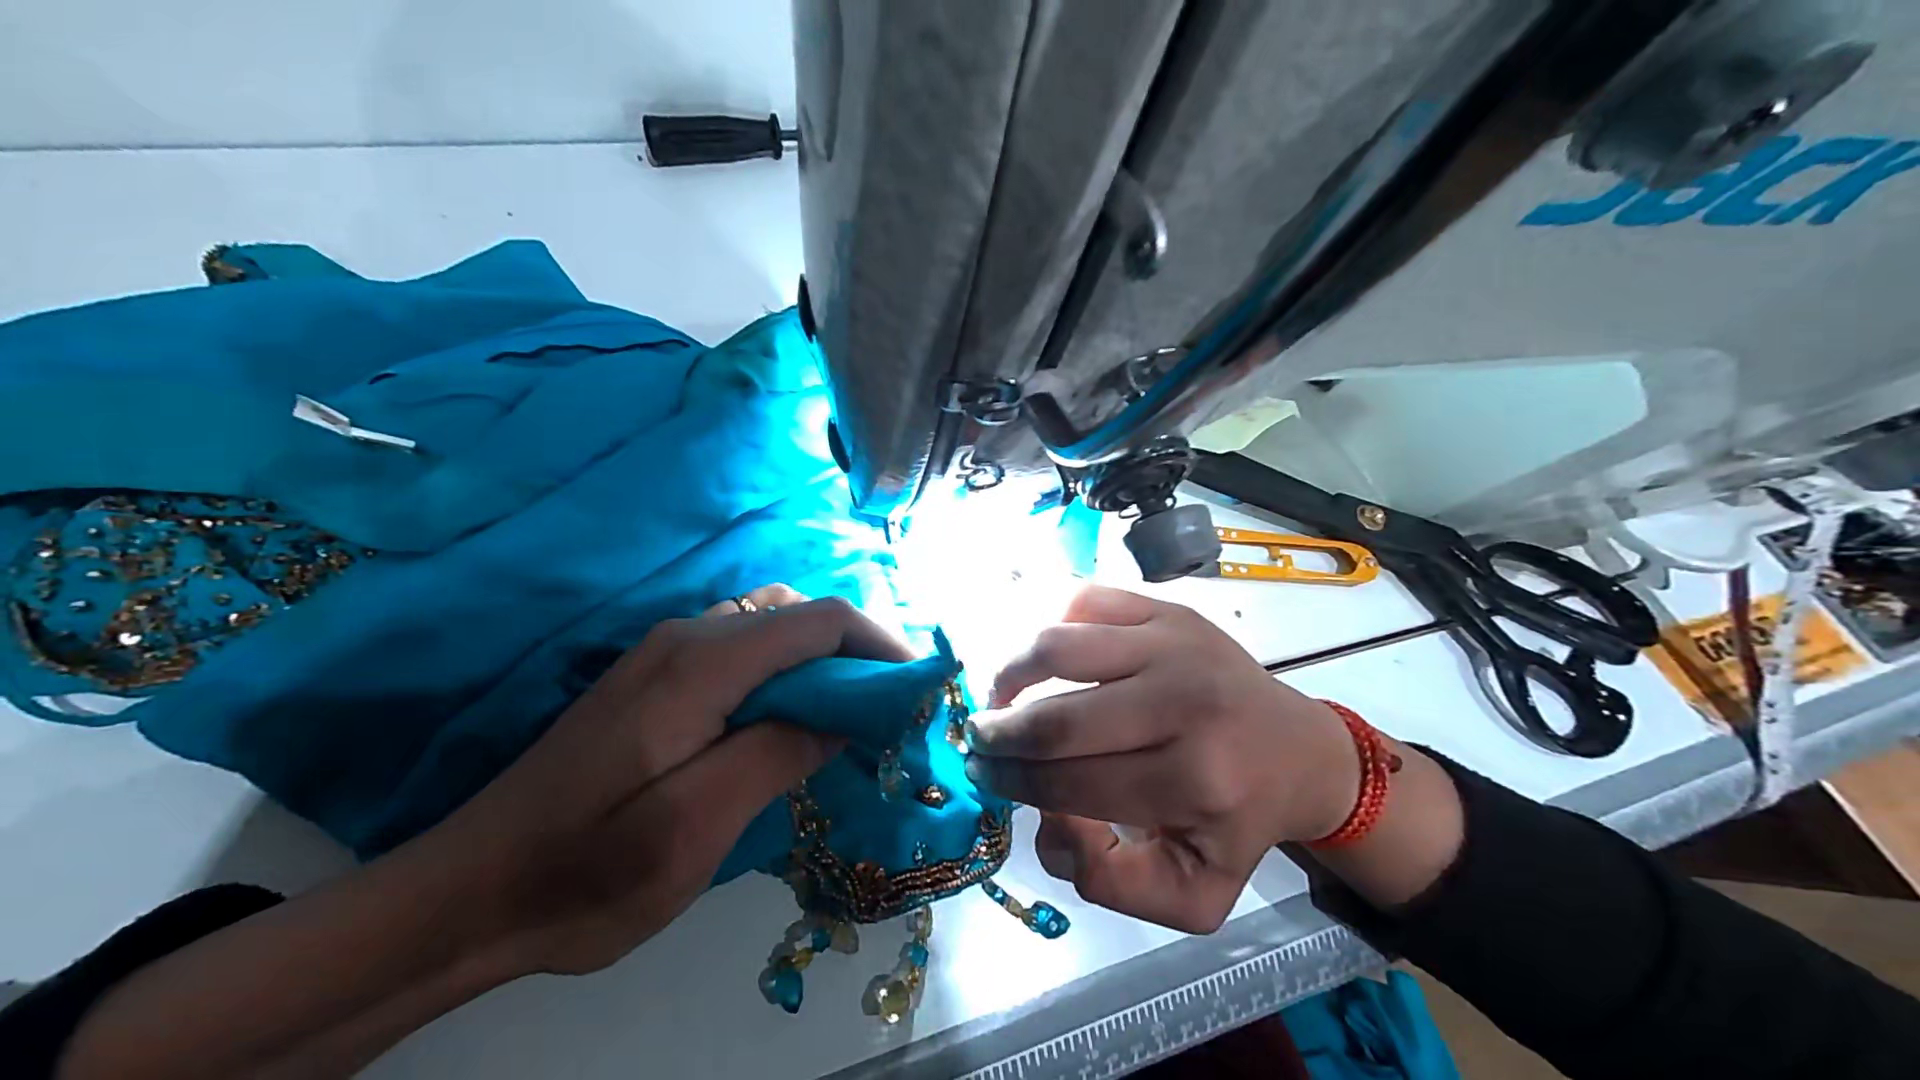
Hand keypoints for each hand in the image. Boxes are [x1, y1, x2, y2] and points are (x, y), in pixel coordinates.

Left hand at [432, 584, 911, 975]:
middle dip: (854, 653)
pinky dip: (786, 672)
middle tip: (887, 713)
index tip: (915, 691)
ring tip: (850, 718)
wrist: (471, 892)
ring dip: (820, 662)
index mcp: (701, 663)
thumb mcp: (694, 827)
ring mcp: (665, 654)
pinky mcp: (655, 680)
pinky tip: (790, 722)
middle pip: (797, 614)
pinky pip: (743, 651)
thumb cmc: (586, 871)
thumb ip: (775, 755)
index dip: (878, 644)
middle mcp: (686, 637)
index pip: (817, 619)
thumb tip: (843, 716)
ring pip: (770, 628)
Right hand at [964, 585, 1359, 933]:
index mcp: (1193, 781)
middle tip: (978, 741)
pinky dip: (1051, 626)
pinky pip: (1084, 601)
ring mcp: (1176, 643)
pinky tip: (1047, 659)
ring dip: (1011, 673)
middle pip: (1057, 717)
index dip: (1012, 782)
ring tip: (999, 695)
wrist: (1297, 751)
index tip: (983, 776)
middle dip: (999, 735)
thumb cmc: (1237, 822)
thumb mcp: (1192, 891)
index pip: (1068, 783)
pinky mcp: (1169, 610)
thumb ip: (1110, 884)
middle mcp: (1185, 702)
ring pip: (1059, 646)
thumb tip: (1048, 826)